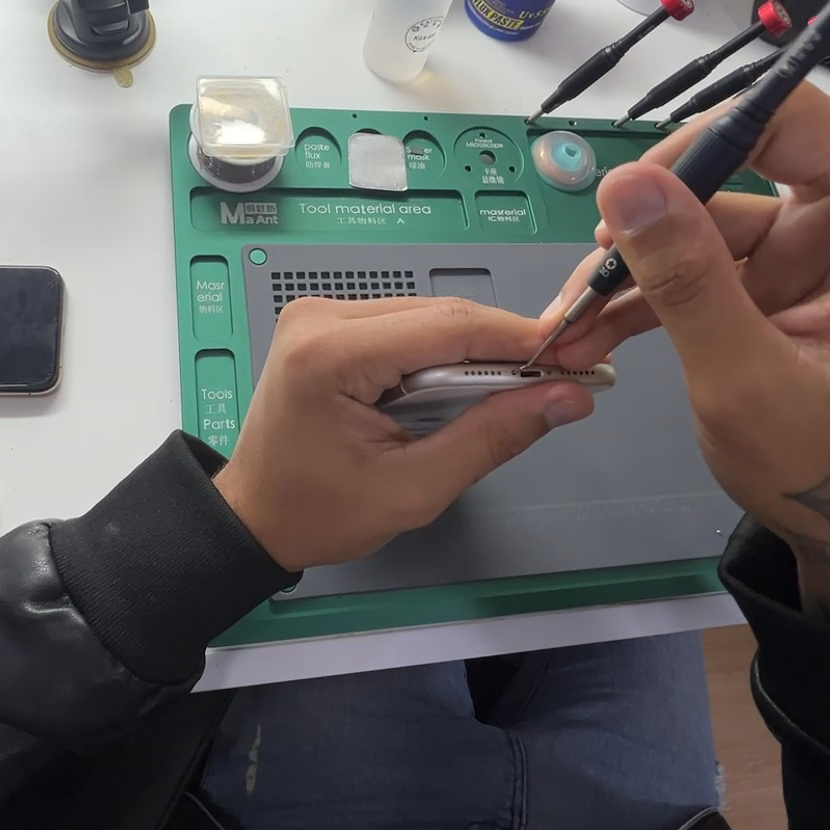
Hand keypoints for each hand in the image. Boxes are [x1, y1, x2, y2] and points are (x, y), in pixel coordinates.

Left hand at [217, 297, 595, 571]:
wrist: (254, 515)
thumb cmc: (319, 513)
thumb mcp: (413, 489)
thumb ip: (491, 437)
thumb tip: (565, 397)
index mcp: (330, 354)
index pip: (447, 327)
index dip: (518, 339)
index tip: (575, 356)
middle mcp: (319, 316)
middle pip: (436, 315)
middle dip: (499, 346)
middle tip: (557, 377)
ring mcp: (317, 314)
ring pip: (422, 316)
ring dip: (470, 350)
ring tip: (515, 386)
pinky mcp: (323, 324)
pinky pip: (400, 326)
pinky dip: (437, 352)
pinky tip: (460, 384)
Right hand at [539, 0, 829, 627]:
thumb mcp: (750, 382)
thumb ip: (689, 284)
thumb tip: (625, 188)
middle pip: (787, 130)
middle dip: (686, 168)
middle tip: (613, 223)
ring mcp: (819, 246)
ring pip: (722, 193)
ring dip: (645, 238)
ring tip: (581, 293)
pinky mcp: (773, 275)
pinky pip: (700, 247)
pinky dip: (644, 276)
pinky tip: (594, 316)